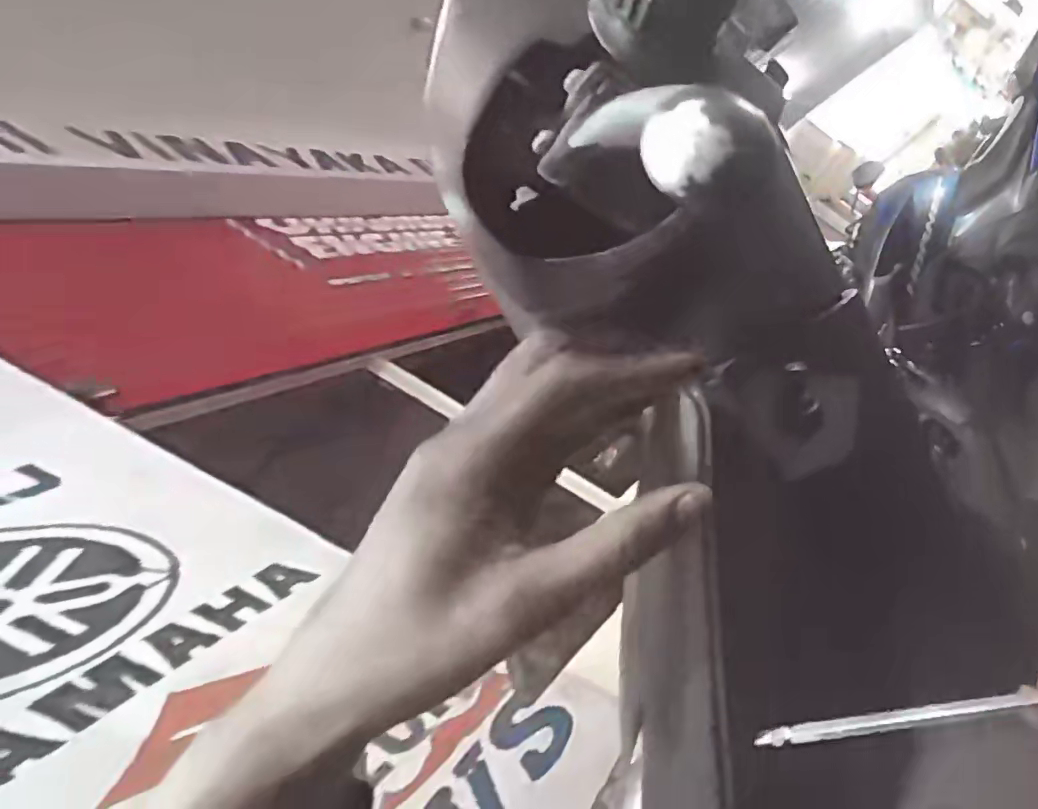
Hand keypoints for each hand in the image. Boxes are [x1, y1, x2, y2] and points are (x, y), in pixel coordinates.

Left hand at [152, 337, 709, 808]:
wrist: (326, 690)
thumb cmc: (424, 643)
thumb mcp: (530, 602)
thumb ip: (618, 544)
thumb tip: (699, 494)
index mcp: (472, 455)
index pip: (561, 379)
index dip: (632, 367)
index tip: (691, 367)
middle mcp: (467, 437)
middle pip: (544, 365)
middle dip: (614, 360)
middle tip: (675, 376)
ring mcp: (466, 453)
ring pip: (540, 389)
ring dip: (602, 385)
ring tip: (662, 399)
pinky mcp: (473, 474)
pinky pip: (538, 425)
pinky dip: (587, 418)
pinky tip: (621, 441)